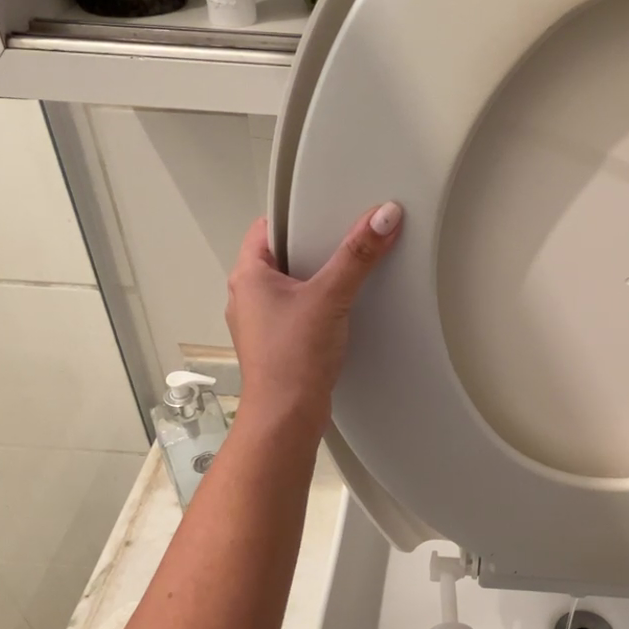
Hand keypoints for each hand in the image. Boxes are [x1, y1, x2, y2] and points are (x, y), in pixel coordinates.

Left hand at [225, 202, 403, 433]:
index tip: (322, 212)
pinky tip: (339, 314)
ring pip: (290, 287)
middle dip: (311, 250)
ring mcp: (261, 323)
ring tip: (344, 278)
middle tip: (340, 242)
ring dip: (315, 282)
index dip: (295, 217)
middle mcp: (248, 297)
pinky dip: (316, 308)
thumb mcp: (330, 297)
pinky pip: (297, 313)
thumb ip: (358, 255)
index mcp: (248, 276)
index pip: (266, 227)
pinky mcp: (278, 344)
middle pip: (282, 256)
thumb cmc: (290, 362)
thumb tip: (380, 218)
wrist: (286, 417)